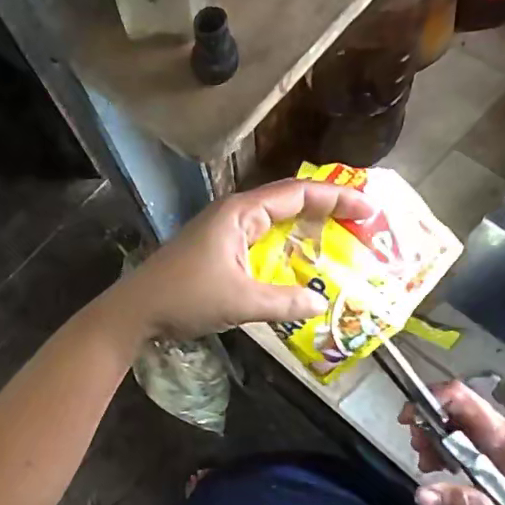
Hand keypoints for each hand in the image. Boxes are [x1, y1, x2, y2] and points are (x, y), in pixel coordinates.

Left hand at [101, 178, 374, 340]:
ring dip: (304, 235)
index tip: (370, 210)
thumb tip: (321, 304)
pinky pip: (258, 246)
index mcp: (240, 213)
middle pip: (287, 204)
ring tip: (339, 247)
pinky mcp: (214, 253)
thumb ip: (284, 302)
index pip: (297, 193)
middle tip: (362, 228)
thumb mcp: (241, 302)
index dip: (337, 198)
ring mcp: (221, 234)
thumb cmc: (185, 297)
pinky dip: (282, 254)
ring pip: (273, 226)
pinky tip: (297, 271)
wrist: (134, 311)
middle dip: (326, 212)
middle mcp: (232, 216)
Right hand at [400, 380, 504, 504]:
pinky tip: (448, 476)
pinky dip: (447, 455)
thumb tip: (419, 494)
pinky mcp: (501, 461)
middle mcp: (497, 433)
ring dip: (434, 443)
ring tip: (431, 470)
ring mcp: (500, 446)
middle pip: (449, 412)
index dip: (427, 399)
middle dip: (425, 428)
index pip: (458, 396)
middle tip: (422, 458)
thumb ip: (466, 501)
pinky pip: (465, 446)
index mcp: (501, 433)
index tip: (407, 422)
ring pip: (455, 430)